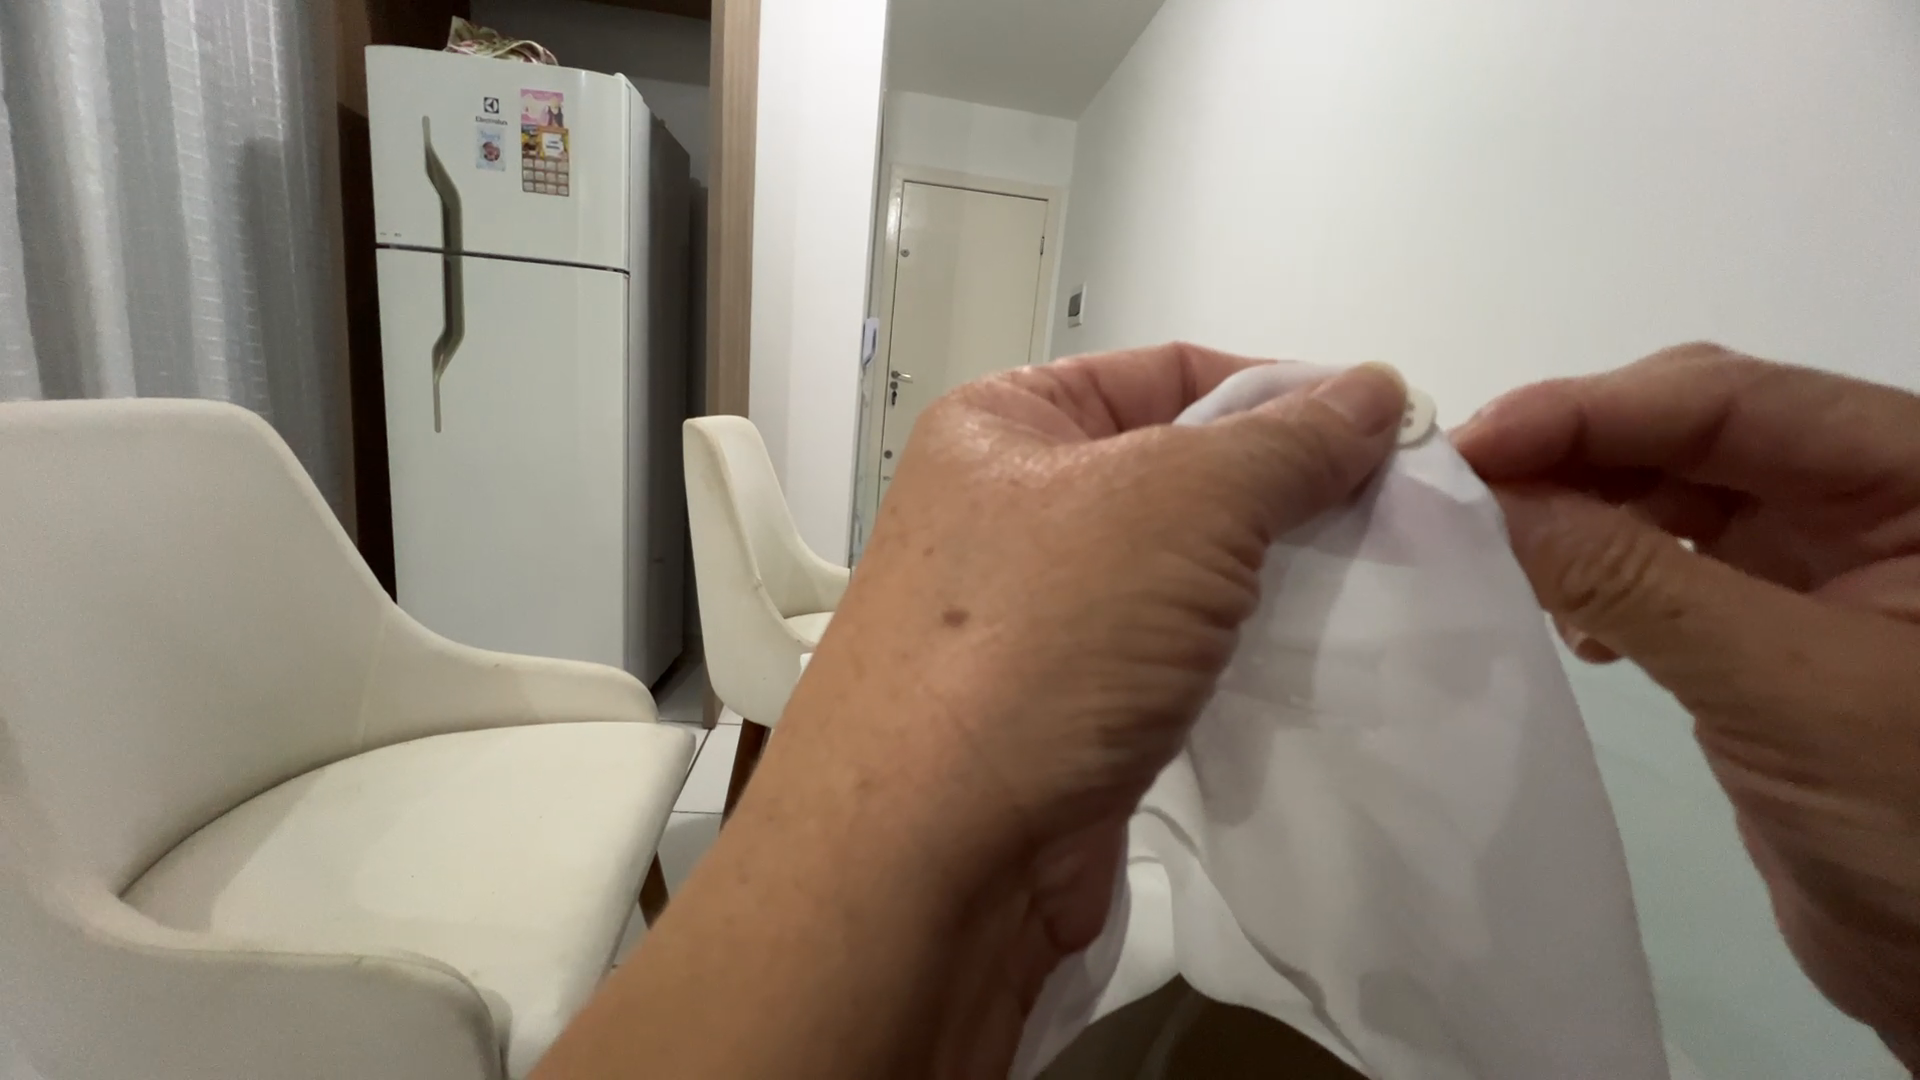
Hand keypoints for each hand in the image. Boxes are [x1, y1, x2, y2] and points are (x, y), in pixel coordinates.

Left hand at [784, 343, 1407, 1073]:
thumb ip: (1283, 444)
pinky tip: (1301, 651)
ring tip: (1366, 581)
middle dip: (1277, 490)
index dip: (1278, 388)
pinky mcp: (1056, 696)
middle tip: (1391, 514)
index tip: (1384, 425)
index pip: (1163, 372)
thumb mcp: (1177, 503)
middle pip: (1170, 470)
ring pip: (1172, 566)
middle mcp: (1004, 507)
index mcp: (1003, 424)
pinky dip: (1229, 643)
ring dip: (1260, 573)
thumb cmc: (1041, 634)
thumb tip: (1374, 391)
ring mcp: (1027, 608)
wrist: (931, 853)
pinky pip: (1161, 643)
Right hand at [1453, 343, 1919, 1066]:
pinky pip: (1652, 558)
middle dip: (1566, 452)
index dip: (1583, 410)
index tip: (1465, 449)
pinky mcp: (1764, 619)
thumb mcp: (1782, 686)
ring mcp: (1816, 560)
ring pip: (1658, 491)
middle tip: (1460, 494)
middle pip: (1684, 431)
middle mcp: (1871, 500)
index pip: (1726, 400)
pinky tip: (1568, 618)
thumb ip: (1630, 578)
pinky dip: (1588, 571)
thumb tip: (1485, 501)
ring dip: (1568, 512)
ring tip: (1503, 554)